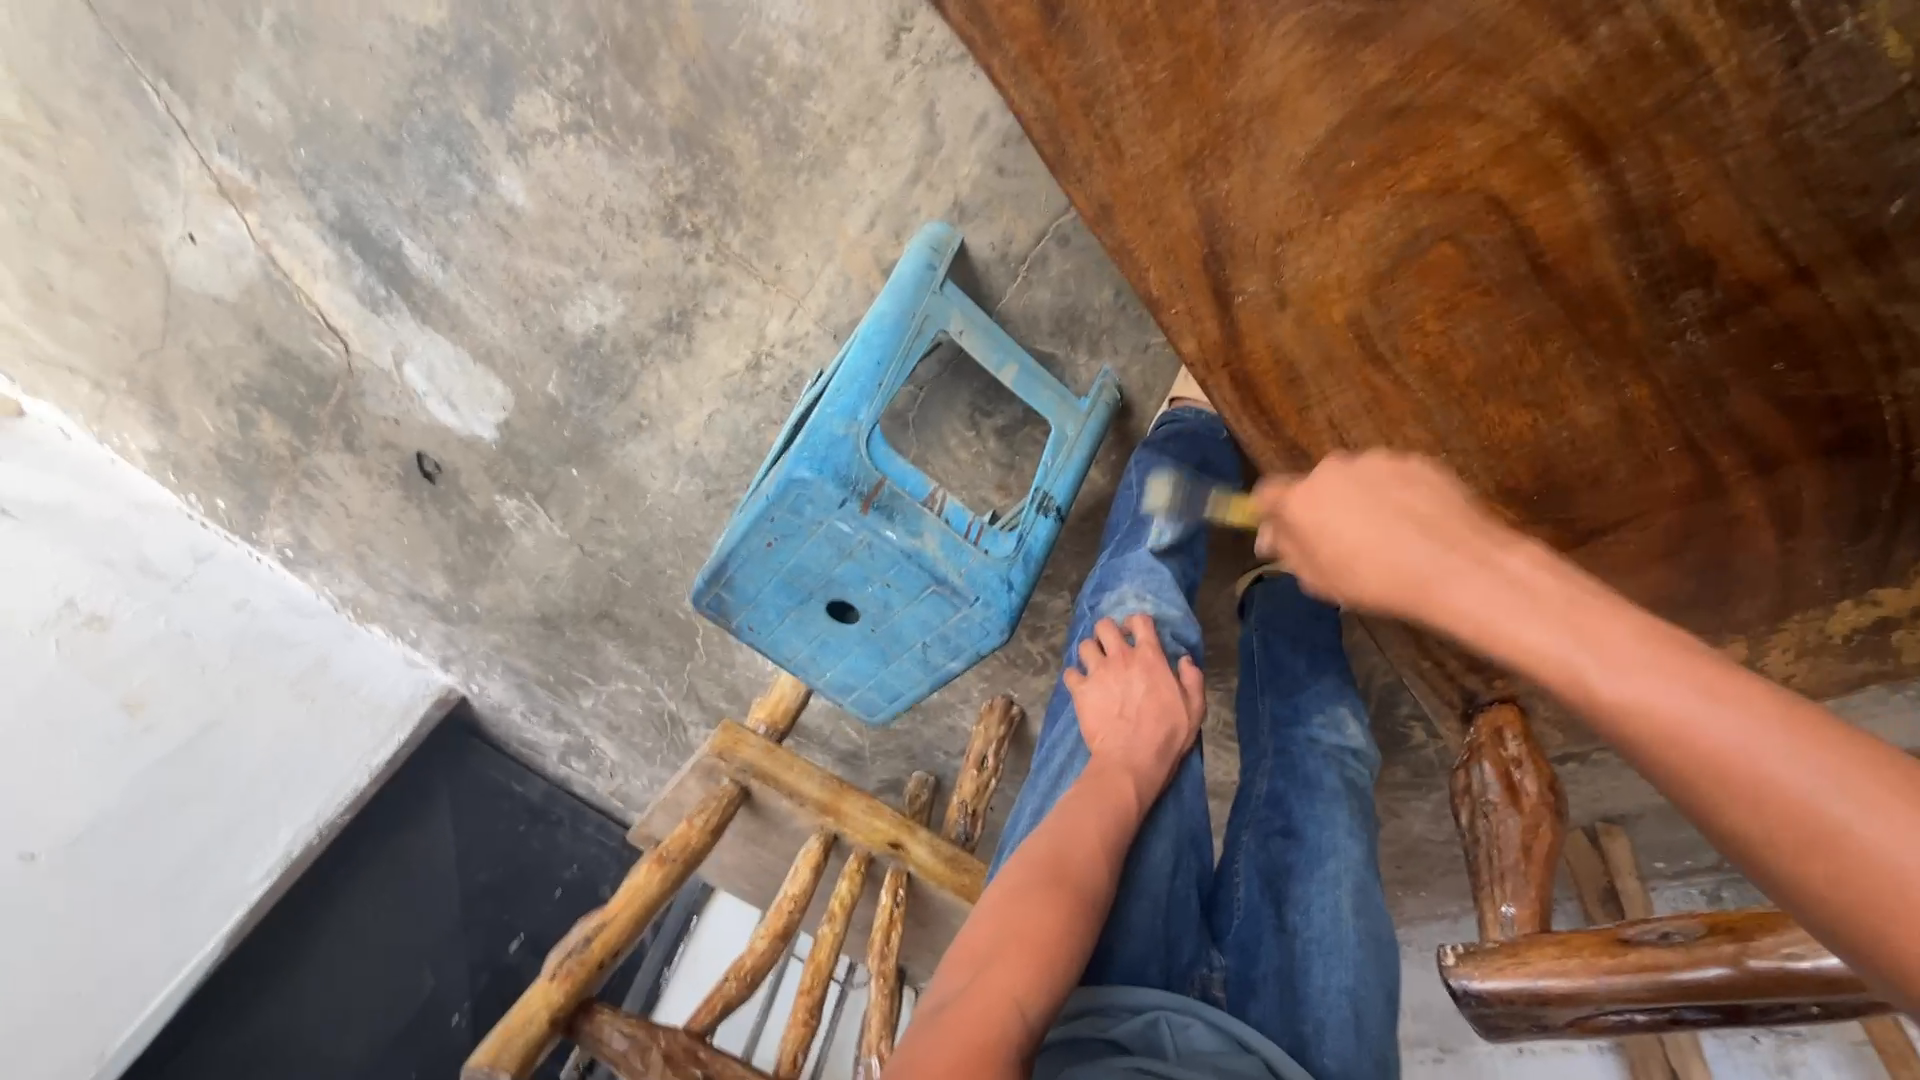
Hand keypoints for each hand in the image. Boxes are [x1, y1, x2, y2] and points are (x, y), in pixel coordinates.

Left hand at [1063, 614, 1205, 809]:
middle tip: (1110, 646)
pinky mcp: (1080, 690)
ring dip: (1089, 653)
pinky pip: (1069, 673)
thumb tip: (1185, 660)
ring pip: (1084, 645)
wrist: (1132, 760)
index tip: (1135, 632)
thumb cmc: (1167, 735)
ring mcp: (1097, 672)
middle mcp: (1121, 658)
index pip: (1139, 621)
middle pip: (1104, 626)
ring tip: (1094, 665)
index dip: (1136, 622)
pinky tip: (1081, 687)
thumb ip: (1192, 679)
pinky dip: (1074, 678)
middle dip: (1106, 632)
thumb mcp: (1194, 708)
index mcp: (1150, 658)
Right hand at [1252, 450, 1522, 622]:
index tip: (1282, 533)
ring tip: (1387, 534)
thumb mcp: (1317, 579)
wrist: (1458, 565)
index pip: (1266, 492)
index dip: (1270, 512)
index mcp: (1300, 499)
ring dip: (1360, 500)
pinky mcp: (1416, 461)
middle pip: (1314, 485)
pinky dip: (1396, 496)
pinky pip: (1393, 478)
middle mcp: (1332, 469)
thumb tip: (1271, 536)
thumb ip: (1287, 551)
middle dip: (1321, 508)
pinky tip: (1415, 525)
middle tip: (1341, 541)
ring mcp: (1376, 461)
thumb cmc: (1375, 580)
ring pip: (1355, 480)